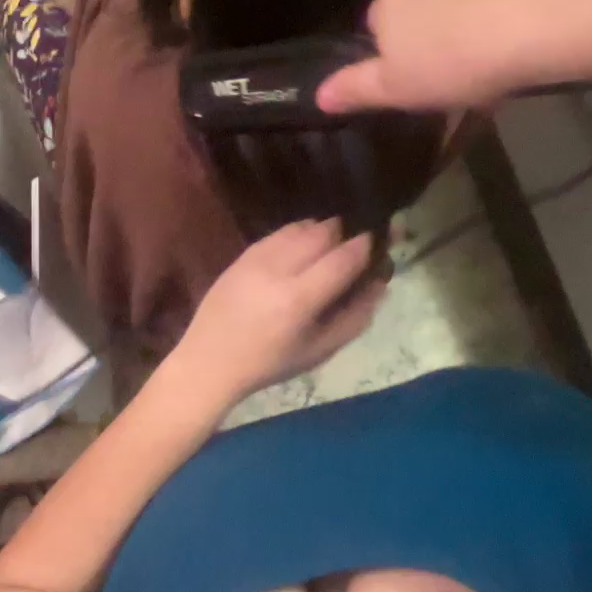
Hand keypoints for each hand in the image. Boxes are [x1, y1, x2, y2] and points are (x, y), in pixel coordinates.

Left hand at [168, 220, 386, 404]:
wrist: (210, 361)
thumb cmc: (269, 363)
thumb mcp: (319, 350)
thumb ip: (355, 317)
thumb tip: (381, 284)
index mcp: (299, 299)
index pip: (344, 257)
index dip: (367, 245)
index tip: (378, 242)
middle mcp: (277, 271)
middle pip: (322, 233)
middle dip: (345, 233)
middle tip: (355, 244)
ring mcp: (255, 260)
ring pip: (299, 228)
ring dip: (320, 230)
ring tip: (330, 244)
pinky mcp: (240, 257)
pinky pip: (276, 234)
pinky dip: (295, 234)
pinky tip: (301, 245)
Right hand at [317, 0, 591, 113]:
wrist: (551, 13)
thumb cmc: (462, 61)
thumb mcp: (401, 90)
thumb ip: (358, 89)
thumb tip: (316, 95)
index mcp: (386, 7)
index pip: (375, 28)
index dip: (395, 56)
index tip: (419, 80)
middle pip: (415, 5)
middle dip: (430, 30)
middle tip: (459, 69)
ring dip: (466, 12)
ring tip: (496, 47)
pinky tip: (523, 23)